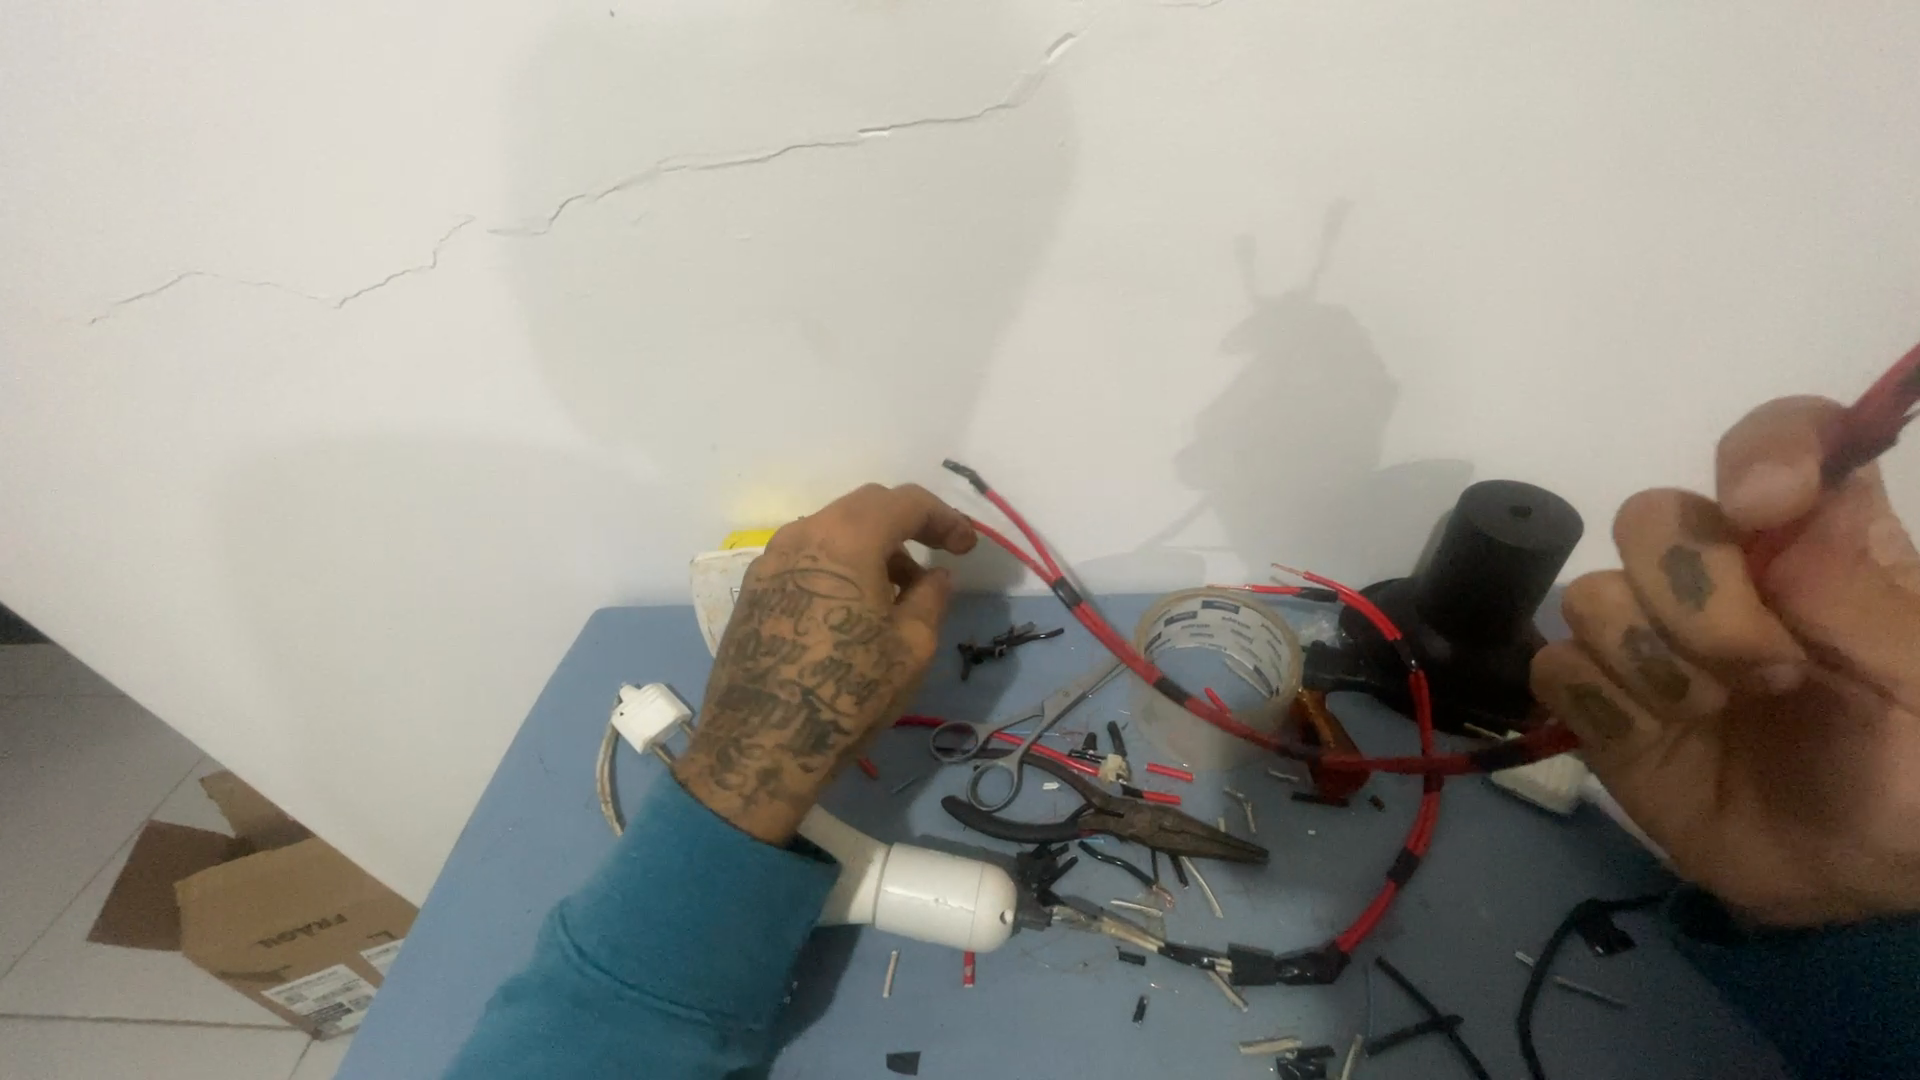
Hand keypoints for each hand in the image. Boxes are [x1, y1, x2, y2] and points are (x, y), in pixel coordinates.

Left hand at [675, 483, 976, 842]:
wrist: (760, 744)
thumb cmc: (848, 693)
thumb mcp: (911, 647)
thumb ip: (930, 597)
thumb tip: (935, 575)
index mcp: (847, 538)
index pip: (906, 502)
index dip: (945, 518)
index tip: (966, 546)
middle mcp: (803, 534)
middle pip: (866, 507)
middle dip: (907, 526)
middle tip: (935, 558)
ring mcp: (770, 560)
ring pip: (833, 531)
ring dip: (872, 548)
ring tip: (896, 594)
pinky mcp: (753, 589)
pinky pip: (807, 557)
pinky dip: (840, 565)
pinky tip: (853, 607)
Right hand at [1533, 396, 1919, 926]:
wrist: (1842, 887)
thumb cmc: (1916, 780)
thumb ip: (1867, 604)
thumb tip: (1773, 519)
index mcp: (1815, 555)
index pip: (1778, 442)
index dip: (1763, 449)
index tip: (1763, 508)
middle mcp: (1714, 578)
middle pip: (1649, 516)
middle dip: (1695, 594)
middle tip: (1766, 669)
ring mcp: (1640, 633)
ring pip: (1588, 595)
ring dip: (1655, 665)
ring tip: (1715, 714)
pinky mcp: (1587, 689)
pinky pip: (1556, 664)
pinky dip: (1605, 704)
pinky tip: (1653, 735)